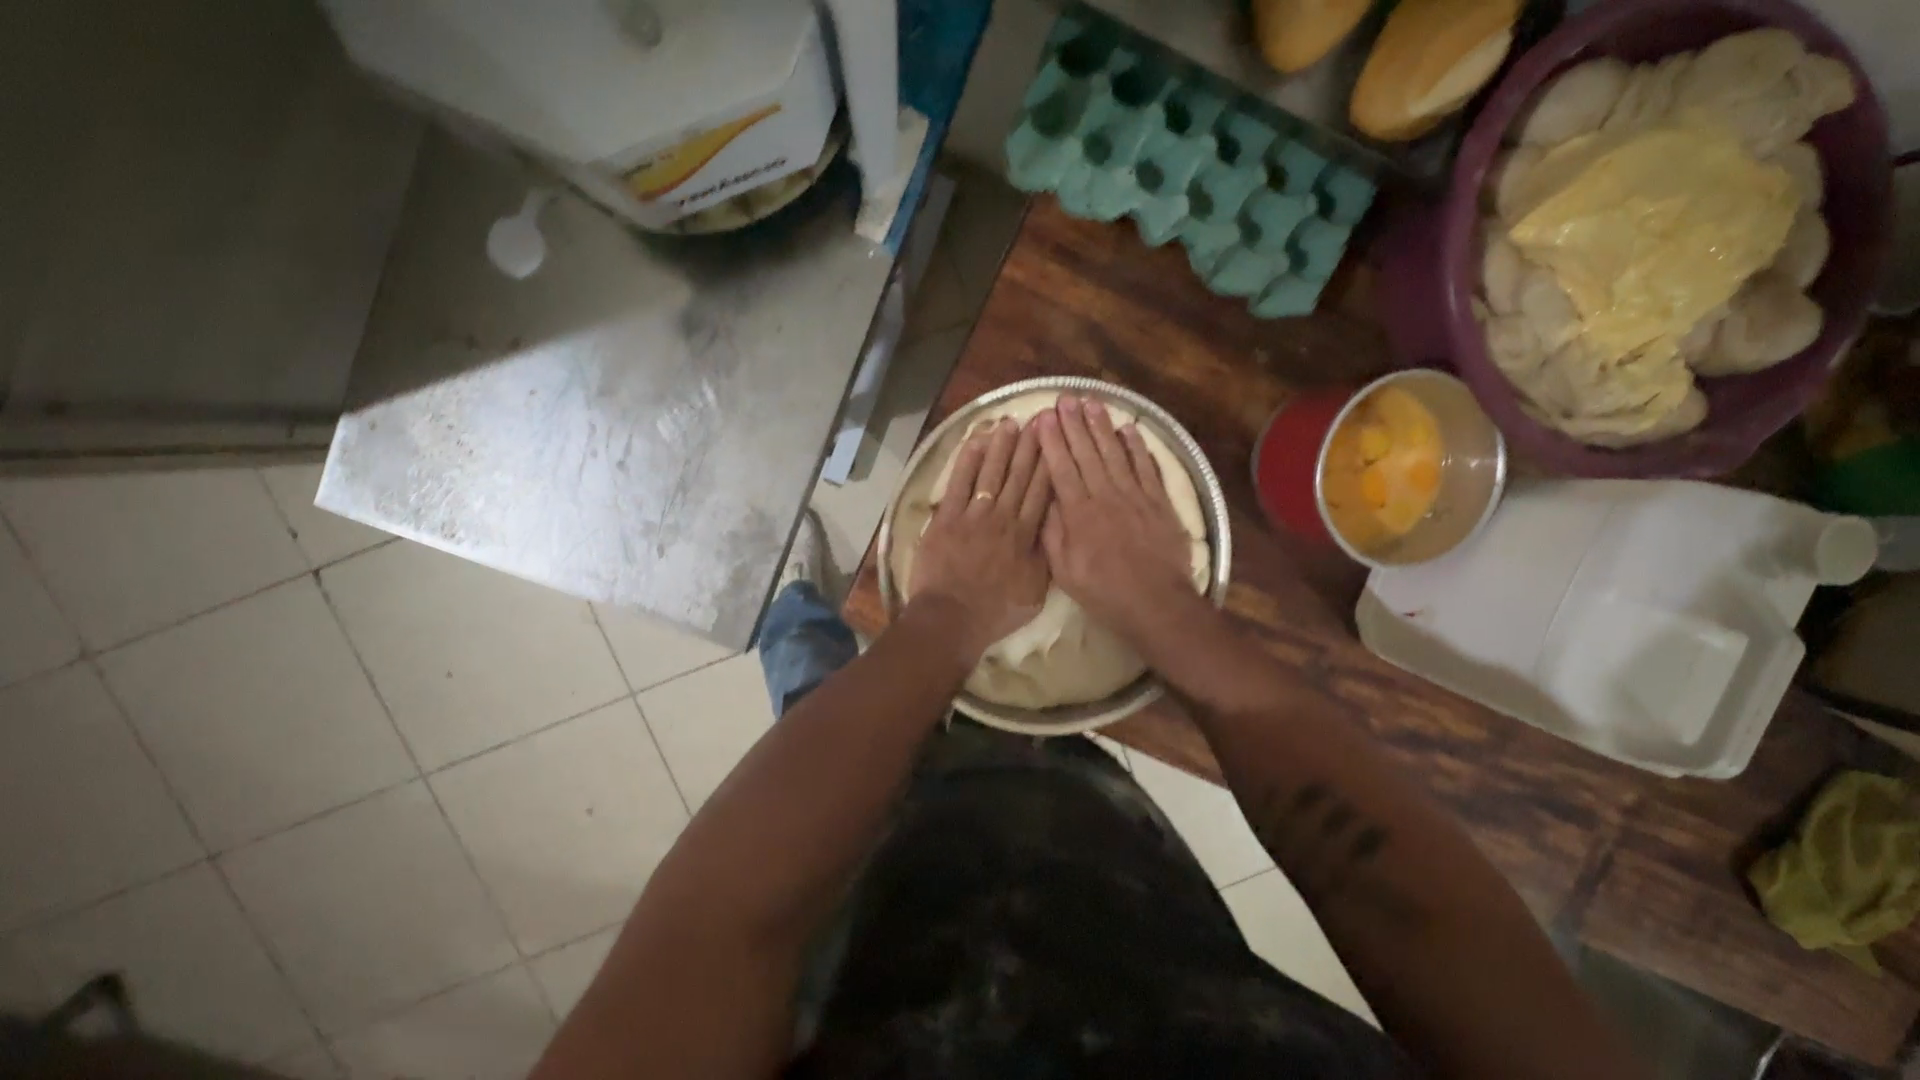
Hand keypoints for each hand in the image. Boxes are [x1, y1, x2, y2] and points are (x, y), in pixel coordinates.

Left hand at [909, 418, 1052, 663]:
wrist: (953, 617)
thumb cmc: (995, 612)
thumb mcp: (1035, 593)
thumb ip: (1044, 560)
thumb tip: (1054, 533)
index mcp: (1026, 536)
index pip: (1042, 492)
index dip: (1051, 464)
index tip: (1058, 441)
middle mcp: (1003, 518)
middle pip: (1020, 475)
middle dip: (1030, 446)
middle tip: (1039, 419)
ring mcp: (974, 515)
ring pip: (992, 473)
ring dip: (1002, 446)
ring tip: (1011, 422)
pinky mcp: (947, 518)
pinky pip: (959, 482)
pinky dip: (968, 460)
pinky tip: (976, 440)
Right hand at [1035, 397, 1196, 643]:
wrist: (1155, 602)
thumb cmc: (1103, 591)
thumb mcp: (1064, 570)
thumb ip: (1052, 532)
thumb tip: (1045, 499)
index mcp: (1079, 513)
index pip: (1061, 468)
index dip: (1052, 440)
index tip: (1044, 416)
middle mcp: (1105, 496)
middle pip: (1087, 453)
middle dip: (1074, 423)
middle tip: (1066, 398)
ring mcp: (1135, 497)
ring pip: (1115, 453)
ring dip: (1102, 426)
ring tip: (1092, 403)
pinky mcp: (1159, 503)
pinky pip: (1146, 468)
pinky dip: (1137, 447)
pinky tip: (1128, 430)